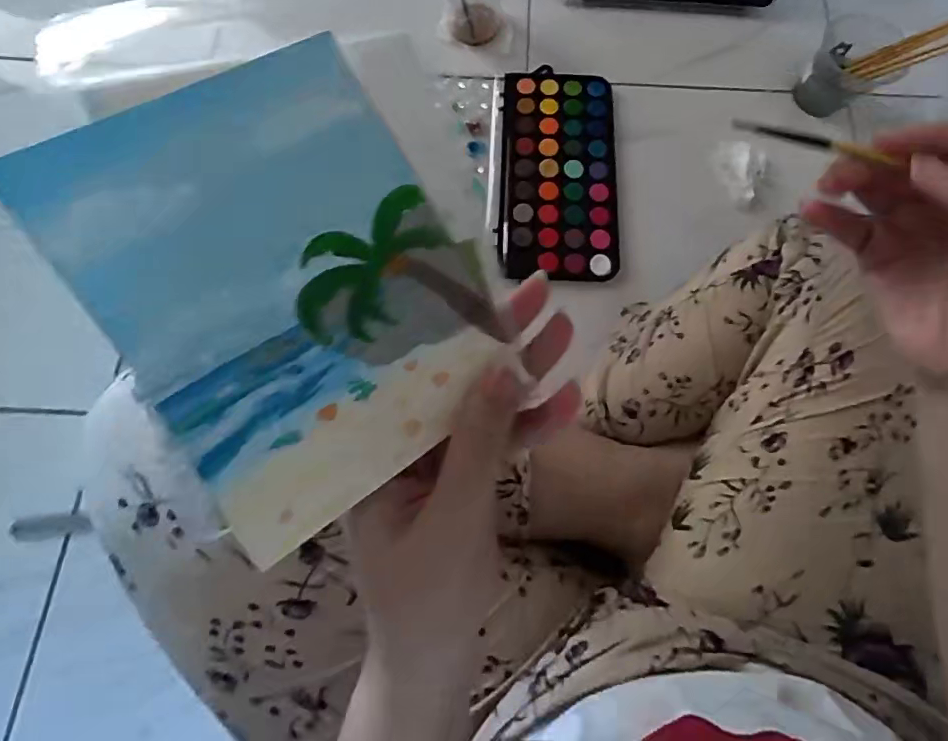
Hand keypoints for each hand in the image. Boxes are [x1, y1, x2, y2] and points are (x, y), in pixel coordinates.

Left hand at [342, 275, 576, 678]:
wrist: (437, 659)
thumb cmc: (424, 595)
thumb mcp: (453, 514)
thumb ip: (477, 441)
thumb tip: (503, 368)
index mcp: (377, 445)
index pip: (412, 371)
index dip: (450, 327)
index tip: (485, 288)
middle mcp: (406, 440)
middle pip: (455, 377)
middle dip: (500, 337)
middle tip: (542, 291)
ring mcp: (440, 455)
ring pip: (485, 402)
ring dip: (526, 372)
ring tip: (565, 327)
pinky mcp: (469, 473)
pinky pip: (502, 440)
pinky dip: (533, 423)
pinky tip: (569, 400)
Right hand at [799, 123, 947, 395]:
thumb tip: (919, 164)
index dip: (924, 137)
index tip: (887, 144)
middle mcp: (945, 208)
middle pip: (906, 165)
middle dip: (874, 160)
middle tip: (844, 171)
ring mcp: (908, 232)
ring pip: (873, 190)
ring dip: (847, 179)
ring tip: (826, 186)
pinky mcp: (877, 258)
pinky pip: (850, 228)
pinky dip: (828, 216)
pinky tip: (811, 210)